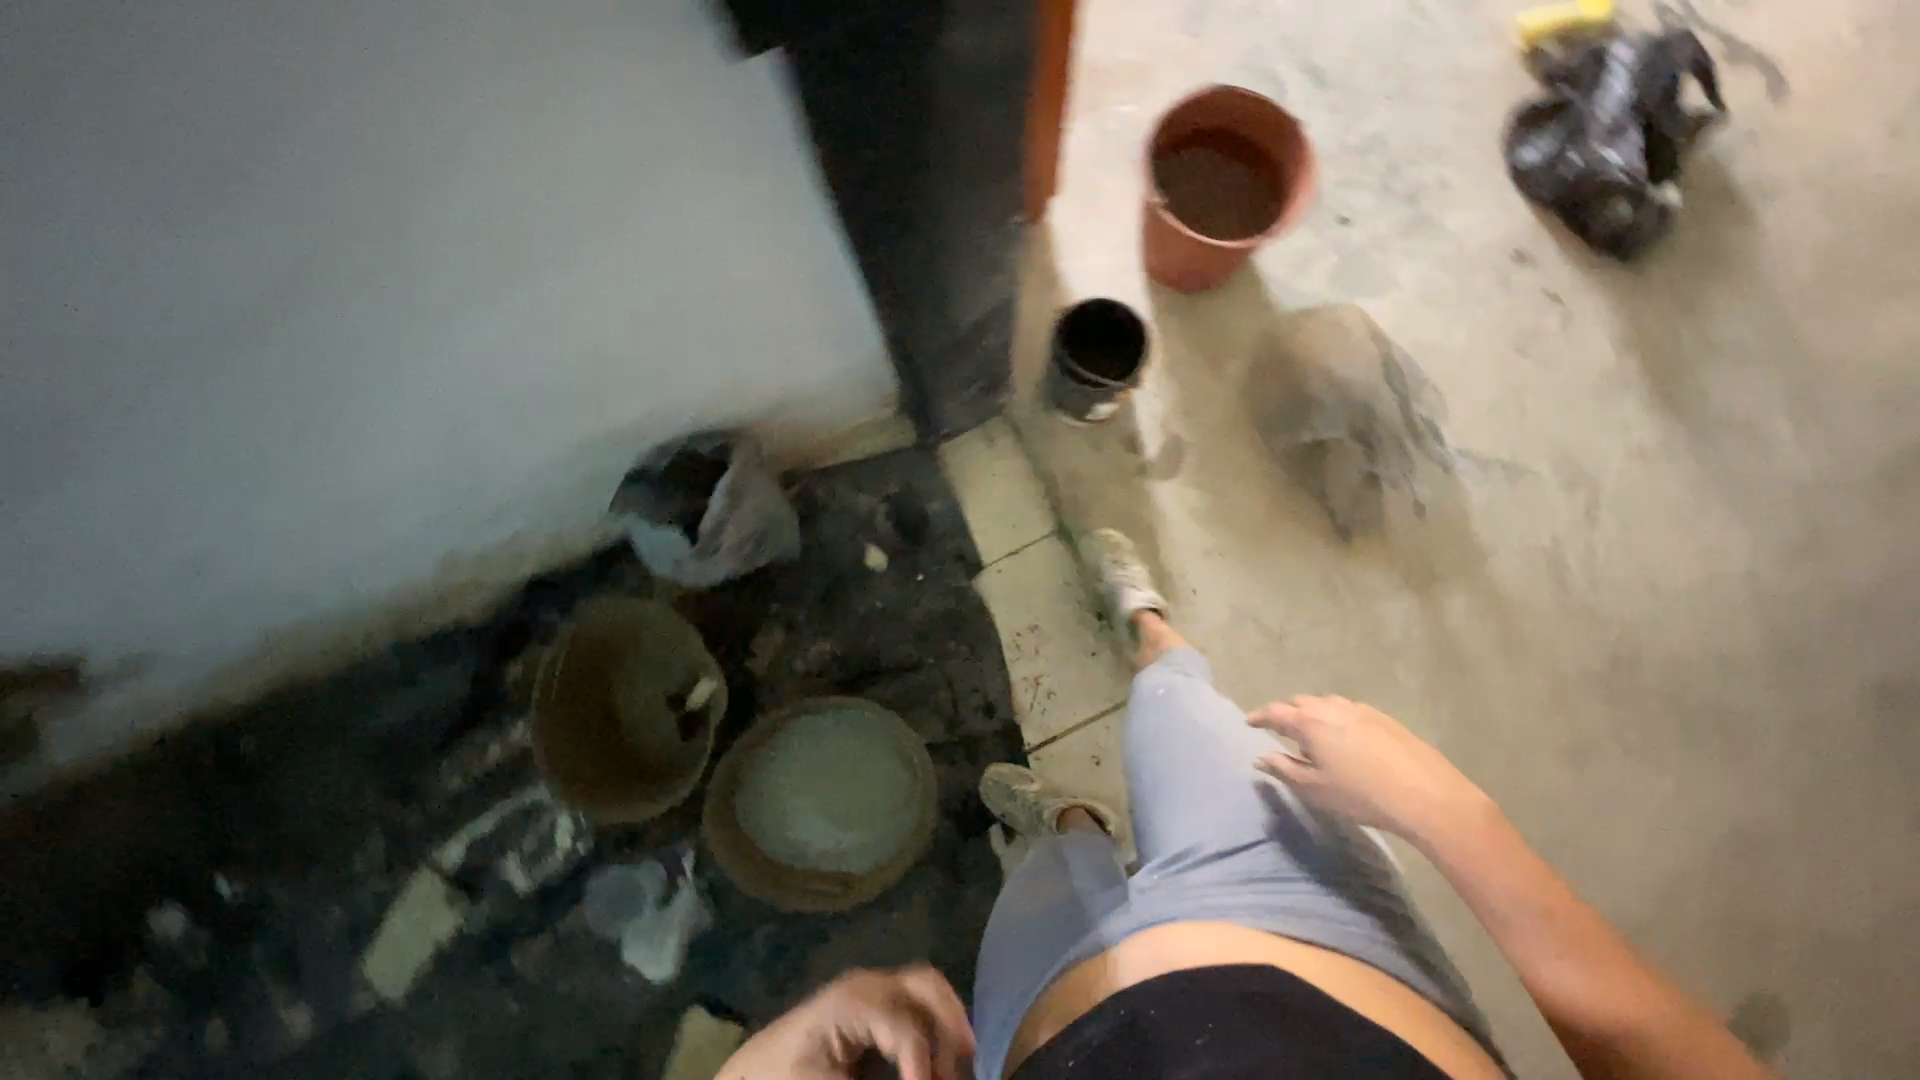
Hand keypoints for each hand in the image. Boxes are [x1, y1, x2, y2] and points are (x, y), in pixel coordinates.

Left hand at [720, 966, 973, 1079]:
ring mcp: (870, 989)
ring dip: (947, 1021)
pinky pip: (914, 1000)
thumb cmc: (785, 1079)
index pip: (908, 1028)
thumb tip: (919, 1076)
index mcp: (853, 1002)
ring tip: (959, 1064)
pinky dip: (934, 1022)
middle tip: (965, 1068)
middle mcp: (867, 984)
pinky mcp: (871, 1004)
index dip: (924, 1068)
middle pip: (926, 984)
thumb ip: (879, 1079)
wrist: (751, 1075)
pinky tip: (940, 1056)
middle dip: (951, 1024)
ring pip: (925, 987)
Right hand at [1247, 695, 1492, 842]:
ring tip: (1311, 732)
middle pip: (1300, 702)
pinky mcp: (1384, 718)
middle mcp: (1332, 707)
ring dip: (1312, 713)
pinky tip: (1343, 737)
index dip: (1259, 716)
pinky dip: (1336, 717)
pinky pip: (1348, 710)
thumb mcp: (1315, 788)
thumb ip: (1284, 769)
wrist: (1426, 796)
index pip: (1275, 712)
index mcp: (1310, 722)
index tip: (1249, 722)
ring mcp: (1361, 709)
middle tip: (1279, 728)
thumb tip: (1261, 757)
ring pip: (1326, 703)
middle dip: (1286, 712)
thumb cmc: (1361, 795)